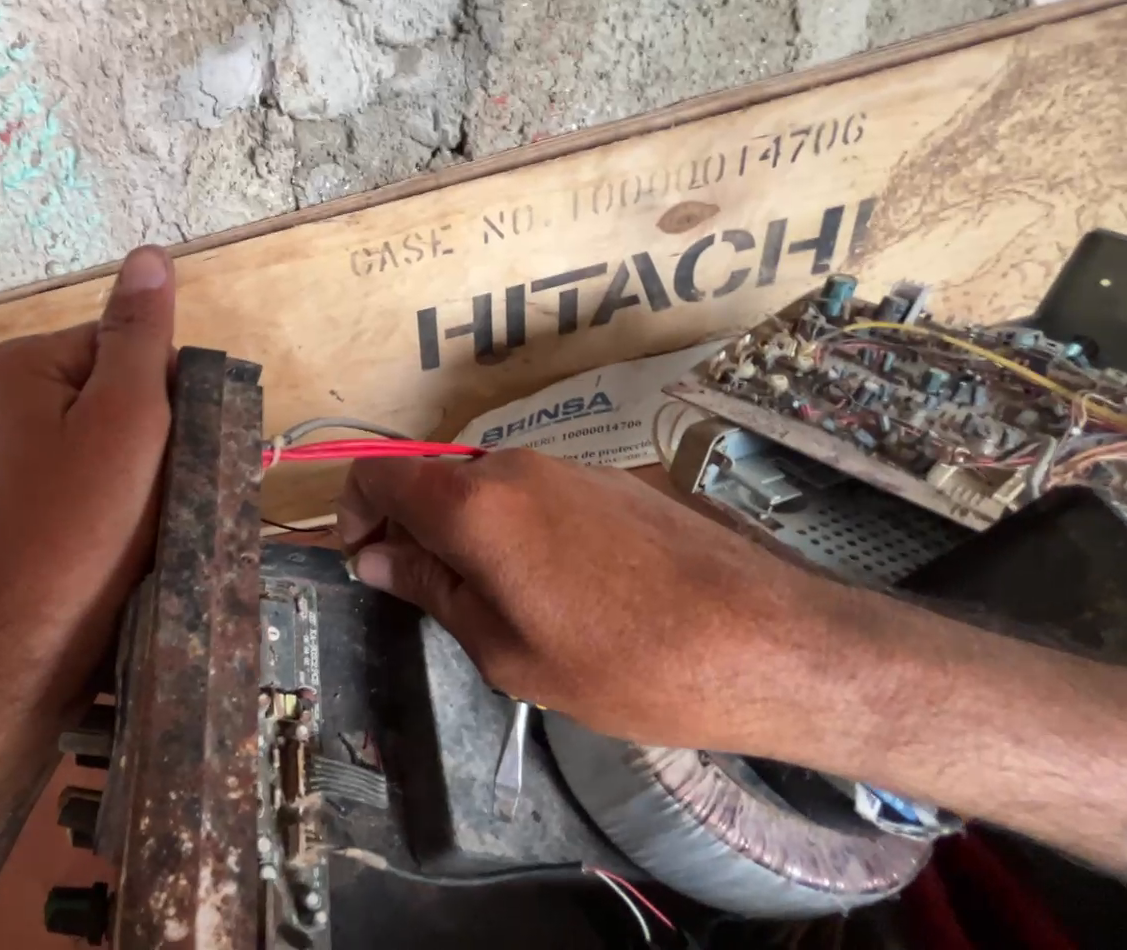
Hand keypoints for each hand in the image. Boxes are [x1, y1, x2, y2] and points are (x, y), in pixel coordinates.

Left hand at [0, 246, 176, 722]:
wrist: (34, 651)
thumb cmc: (84, 529)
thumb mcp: (126, 418)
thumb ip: (140, 335)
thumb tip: (150, 255)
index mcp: (23, 364)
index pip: (128, 344)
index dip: (165, 393)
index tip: (171, 448)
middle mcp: (13, 399)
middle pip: (123, 390)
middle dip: (160, 435)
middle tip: (165, 490)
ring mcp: (23, 453)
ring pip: (120, 438)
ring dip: (153, 471)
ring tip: (156, 517)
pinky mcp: (38, 499)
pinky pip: (102, 476)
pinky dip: (130, 498)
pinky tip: (138, 533)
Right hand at [337, 448, 867, 752]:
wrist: (774, 643)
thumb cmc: (619, 662)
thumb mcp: (502, 648)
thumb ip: (428, 589)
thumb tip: (373, 558)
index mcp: (471, 503)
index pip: (376, 474)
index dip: (353, 511)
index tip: (367, 559)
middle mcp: (509, 466)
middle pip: (426, 480)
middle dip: (408, 529)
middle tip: (426, 593)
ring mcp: (563, 466)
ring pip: (479, 488)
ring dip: (461, 531)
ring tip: (496, 599)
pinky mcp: (606, 478)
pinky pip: (530, 494)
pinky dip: (511, 527)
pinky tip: (556, 586)